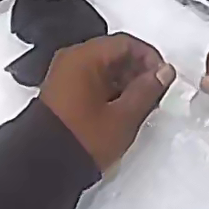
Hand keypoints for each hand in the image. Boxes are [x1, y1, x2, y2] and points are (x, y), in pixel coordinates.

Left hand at [39, 33, 175, 171]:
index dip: (149, 58)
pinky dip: (109, 89)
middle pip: (113, 53)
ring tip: (140, 106)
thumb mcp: (123, 116)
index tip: (163, 77)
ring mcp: (64, 74)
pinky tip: (121, 110)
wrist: (44, 165)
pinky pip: (91, 79)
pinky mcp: (62, 90)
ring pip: (103, 67)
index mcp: (84, 57)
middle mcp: (71, 59)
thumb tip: (164, 71)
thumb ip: (147, 89)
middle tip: (154, 94)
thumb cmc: (82, 138)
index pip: (125, 43)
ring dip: (124, 82)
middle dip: (137, 71)